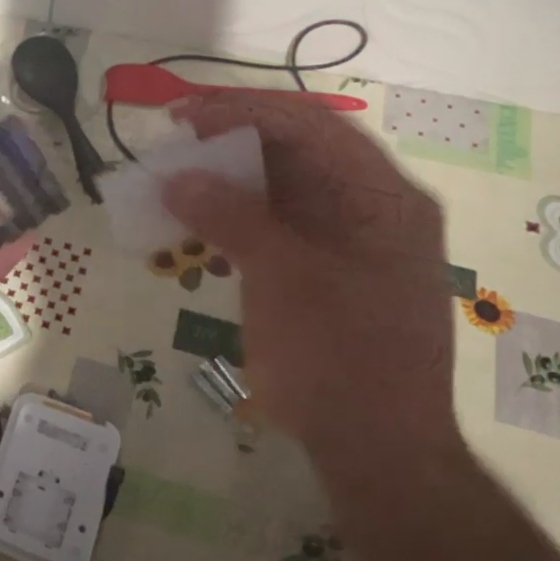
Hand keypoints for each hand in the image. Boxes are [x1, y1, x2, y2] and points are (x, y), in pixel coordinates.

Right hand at [163, 94, 455, 455]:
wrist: (375, 448)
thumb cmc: (339, 358)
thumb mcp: (283, 279)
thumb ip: (232, 219)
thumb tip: (178, 178)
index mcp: (383, 199)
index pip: (313, 127)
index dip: (246, 111)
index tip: (185, 115)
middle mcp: (372, 210)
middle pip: (300, 154)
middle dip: (234, 144)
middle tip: (176, 143)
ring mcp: (349, 245)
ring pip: (284, 192)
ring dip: (230, 183)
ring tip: (177, 181)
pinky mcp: (324, 275)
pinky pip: (276, 230)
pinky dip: (235, 222)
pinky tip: (198, 227)